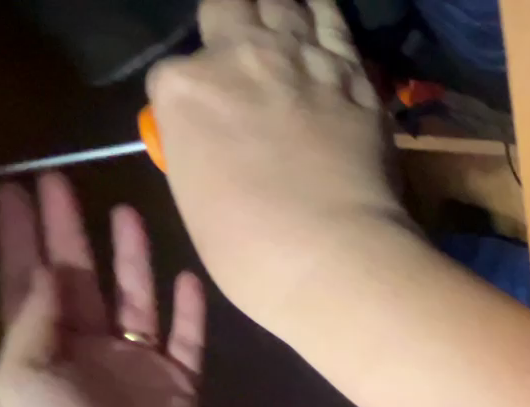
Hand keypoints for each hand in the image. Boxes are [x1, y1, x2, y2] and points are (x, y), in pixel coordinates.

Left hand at [0, 173, 204, 406]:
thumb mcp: (20, 375)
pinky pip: (186, 339)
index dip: (20, 236)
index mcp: (43, 349)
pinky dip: (189, 311)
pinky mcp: (179, 383)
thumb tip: (51, 269)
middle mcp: (89, 350)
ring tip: (127, 211)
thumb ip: (35, 319)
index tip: (13, 188)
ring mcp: (137, 366)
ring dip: (131, 259)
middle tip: (61, 179)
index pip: (30, 281)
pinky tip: (188, 276)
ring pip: (135, 300)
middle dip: (69, 231)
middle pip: (81, 279)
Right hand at [145, 0, 409, 330]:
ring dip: (280, 9)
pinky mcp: (354, 78)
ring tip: (282, 19)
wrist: (334, 258)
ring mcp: (300, 61)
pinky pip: (337, 26)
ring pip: (284, 3)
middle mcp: (238, 57)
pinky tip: (322, 17)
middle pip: (229, 8)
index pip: (176, 74)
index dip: (194, 95)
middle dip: (232, 23)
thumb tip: (222, 148)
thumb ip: (204, 155)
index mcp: (183, 90)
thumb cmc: (253, 255)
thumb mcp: (198, 205)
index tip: (211, 118)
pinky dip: (326, 19)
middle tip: (245, 50)